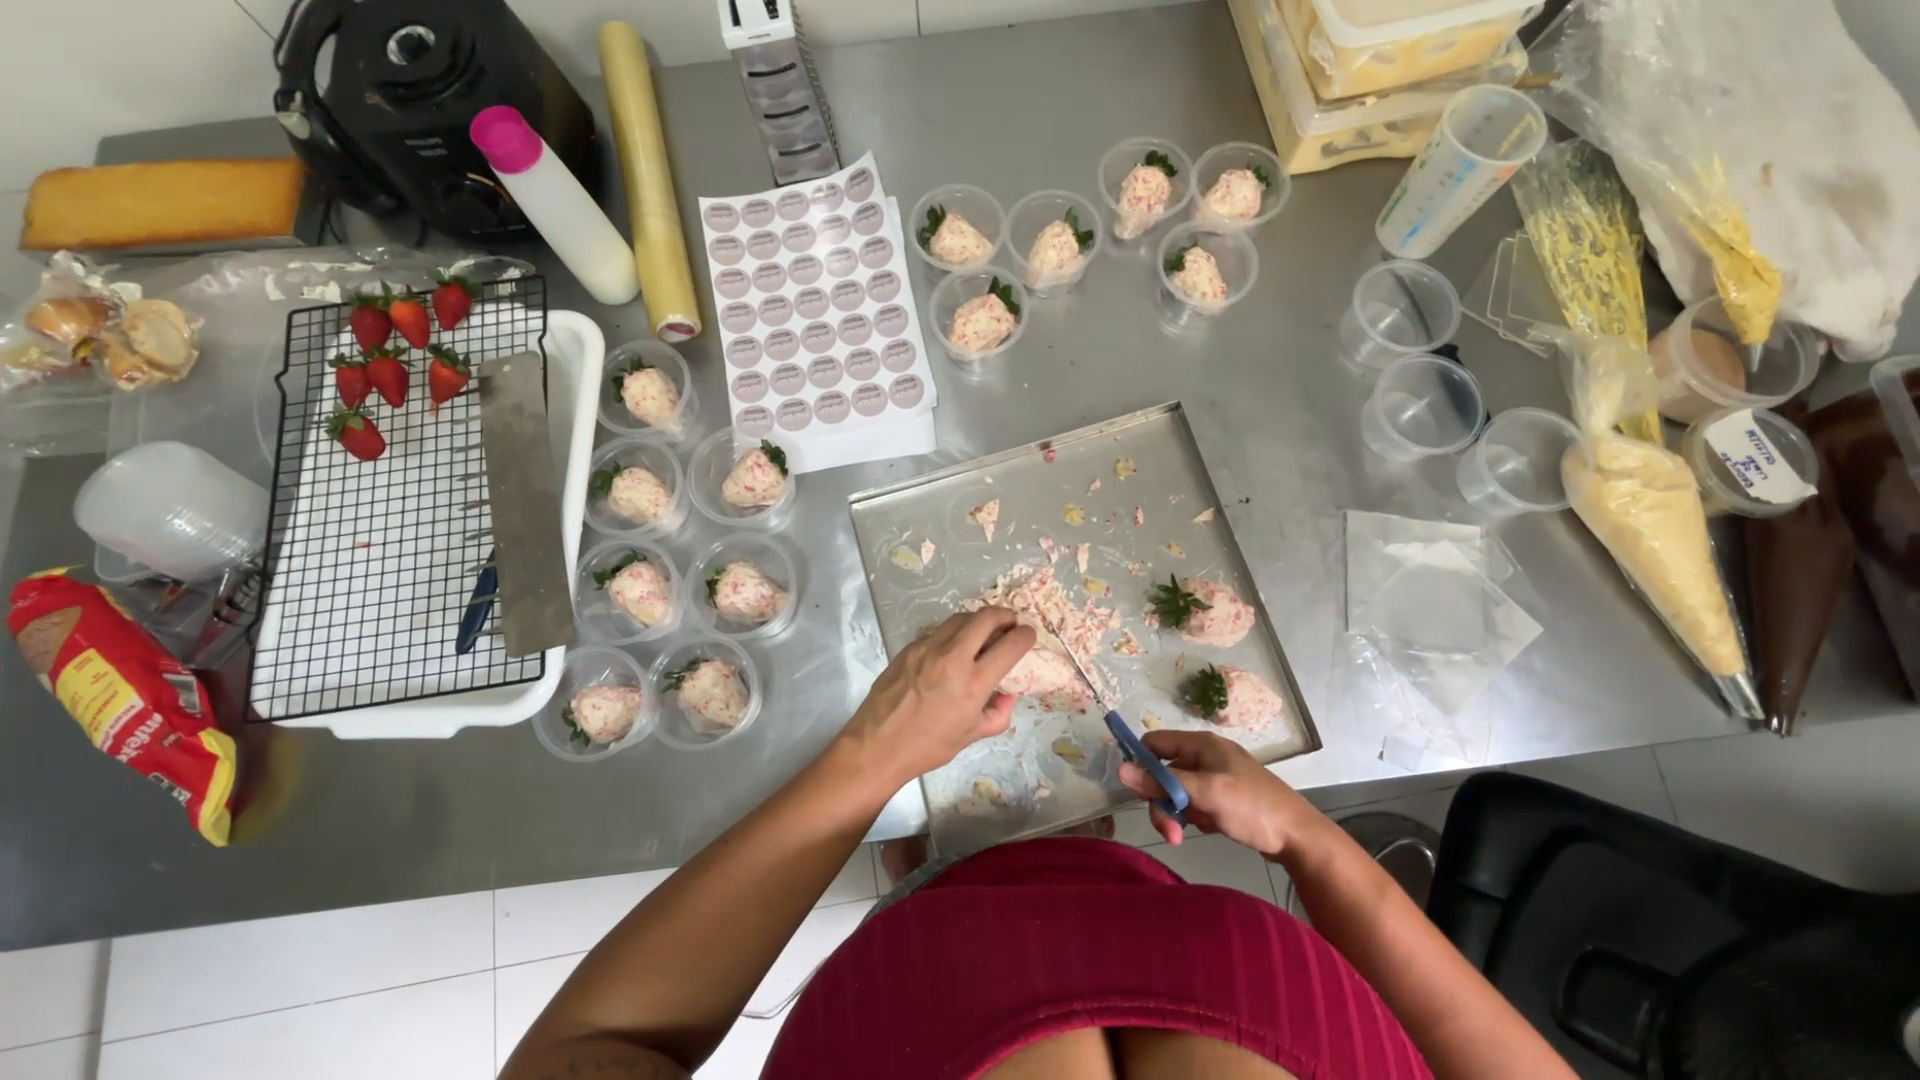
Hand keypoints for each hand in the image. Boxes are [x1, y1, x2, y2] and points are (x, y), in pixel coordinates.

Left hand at [836, 607, 1034, 789]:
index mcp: (973, 683)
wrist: (878, 744)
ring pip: (960, 618)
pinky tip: (953, 648)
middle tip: (1010, 622)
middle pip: (986, 617)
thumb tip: (1007, 695)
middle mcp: (952, 657)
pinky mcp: (909, 648)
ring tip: (984, 630)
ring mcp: (927, 648)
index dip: (1025, 635)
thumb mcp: (971, 735)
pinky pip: (938, 631)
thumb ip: (998, 713)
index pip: (1010, 645)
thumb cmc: (928, 746)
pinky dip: (953, 633)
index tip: (1028, 635)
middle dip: (1004, 615)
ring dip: (978, 620)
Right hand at [1117, 729, 1327, 857]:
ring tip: (1185, 836)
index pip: (1154, 743)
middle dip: (1161, 801)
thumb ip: (1162, 783)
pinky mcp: (1224, 796)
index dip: (1141, 764)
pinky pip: (1194, 802)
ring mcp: (1215, 776)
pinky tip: (1208, 828)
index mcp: (1201, 744)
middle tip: (1170, 831)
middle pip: (1163, 772)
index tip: (1139, 794)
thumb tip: (1119, 769)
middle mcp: (1205, 755)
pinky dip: (1194, 816)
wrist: (1298, 836)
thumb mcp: (1204, 794)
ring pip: (1177, 791)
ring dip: (1176, 813)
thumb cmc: (1252, 808)